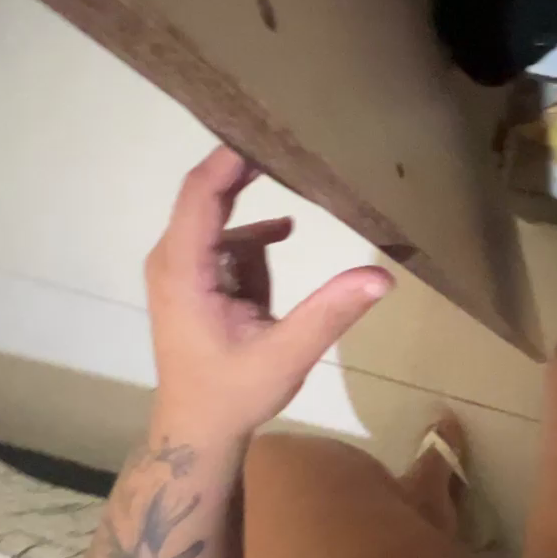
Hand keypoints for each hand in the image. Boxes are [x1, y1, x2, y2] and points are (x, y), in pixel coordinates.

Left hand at [145, 146, 393, 439]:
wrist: (199, 428)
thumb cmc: (234, 393)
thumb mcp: (286, 355)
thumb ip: (330, 313)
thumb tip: (382, 275)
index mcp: (184, 271)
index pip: (199, 194)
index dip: (229, 158)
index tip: (266, 130)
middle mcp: (174, 260)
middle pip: (206, 195)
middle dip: (246, 169)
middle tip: (292, 141)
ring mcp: (183, 269)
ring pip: (219, 218)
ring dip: (254, 204)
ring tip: (299, 175)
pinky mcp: (197, 280)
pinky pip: (226, 243)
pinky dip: (254, 239)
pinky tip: (285, 235)